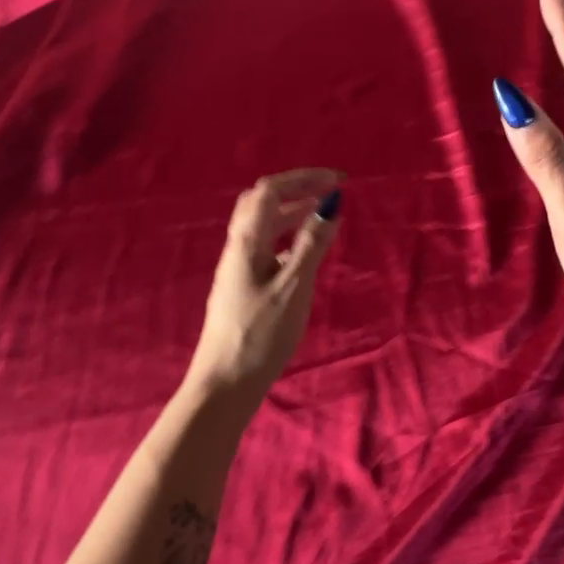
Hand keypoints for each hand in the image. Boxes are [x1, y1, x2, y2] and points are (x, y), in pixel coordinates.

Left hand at [186, 168, 343, 397]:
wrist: (224, 385)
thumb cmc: (261, 335)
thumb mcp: (294, 287)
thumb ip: (312, 244)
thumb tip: (331, 204)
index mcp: (247, 241)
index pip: (271, 190)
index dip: (304, 178)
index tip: (339, 181)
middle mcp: (238, 248)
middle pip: (262, 202)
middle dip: (296, 189)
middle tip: (329, 191)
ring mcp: (237, 268)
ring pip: (263, 225)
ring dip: (292, 212)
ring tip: (322, 215)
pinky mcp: (242, 287)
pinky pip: (266, 247)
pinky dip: (288, 237)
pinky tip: (304, 252)